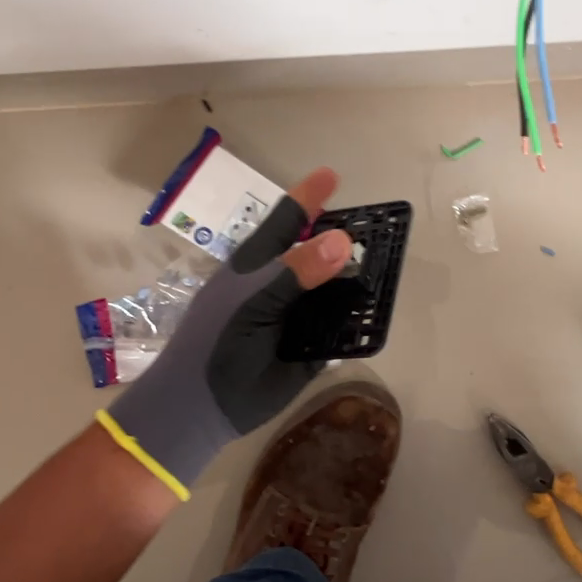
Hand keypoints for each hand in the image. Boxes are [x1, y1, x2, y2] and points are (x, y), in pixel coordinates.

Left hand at [99, 169, 353, 498]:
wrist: (197, 407)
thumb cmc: (216, 343)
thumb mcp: (253, 300)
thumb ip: (295, 271)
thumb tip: (341, 239)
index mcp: (257, 266)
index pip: (287, 221)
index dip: (308, 197)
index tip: (332, 175)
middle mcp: (276, 286)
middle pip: (314, 255)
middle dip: (341, 241)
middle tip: (375, 229)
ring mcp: (291, 318)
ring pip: (328, 292)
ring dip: (354, 283)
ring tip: (384, 270)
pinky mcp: (304, 351)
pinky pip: (334, 331)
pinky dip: (354, 324)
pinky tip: (374, 317)